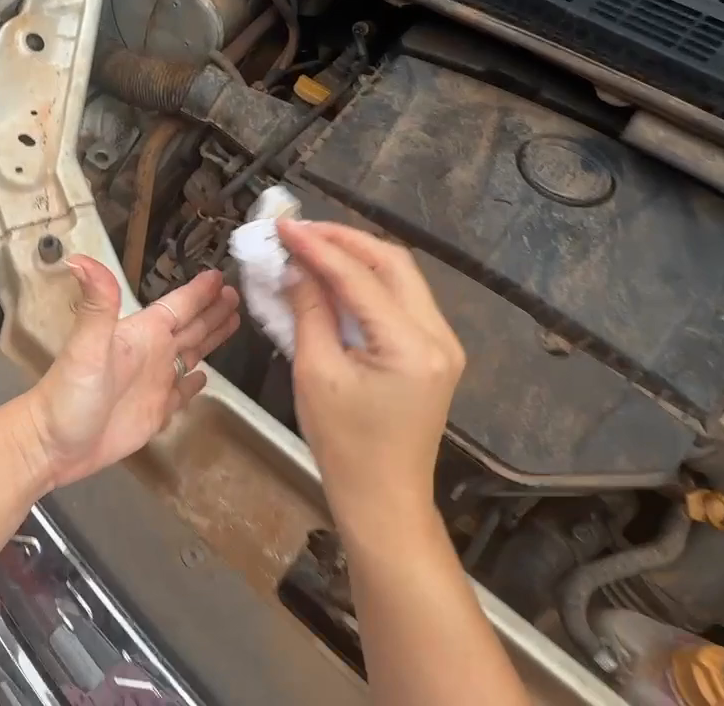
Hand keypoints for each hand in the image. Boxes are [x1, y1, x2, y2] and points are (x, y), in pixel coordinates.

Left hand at [16, 257, 240, 489]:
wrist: (54, 443)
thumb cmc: (72, 392)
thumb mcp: (86, 345)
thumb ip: (96, 303)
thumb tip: (79, 258)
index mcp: (140, 334)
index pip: (177, 306)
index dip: (198, 292)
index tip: (221, 274)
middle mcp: (150, 354)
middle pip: (190, 326)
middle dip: (213, 310)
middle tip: (238, 294)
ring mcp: (153, 383)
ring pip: (191, 353)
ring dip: (211, 338)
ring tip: (234, 322)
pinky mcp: (155, 412)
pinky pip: (182, 393)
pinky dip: (195, 384)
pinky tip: (205, 378)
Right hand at [278, 220, 463, 526]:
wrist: (382, 496)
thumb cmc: (343, 442)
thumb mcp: (315, 372)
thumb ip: (309, 311)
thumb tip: (295, 267)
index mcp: (411, 344)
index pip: (359, 277)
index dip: (317, 246)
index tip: (282, 226)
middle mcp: (438, 335)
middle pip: (392, 263)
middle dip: (342, 240)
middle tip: (297, 230)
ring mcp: (440, 343)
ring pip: (399, 277)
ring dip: (354, 256)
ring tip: (309, 246)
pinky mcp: (431, 352)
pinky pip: (398, 300)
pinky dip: (364, 281)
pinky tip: (331, 277)